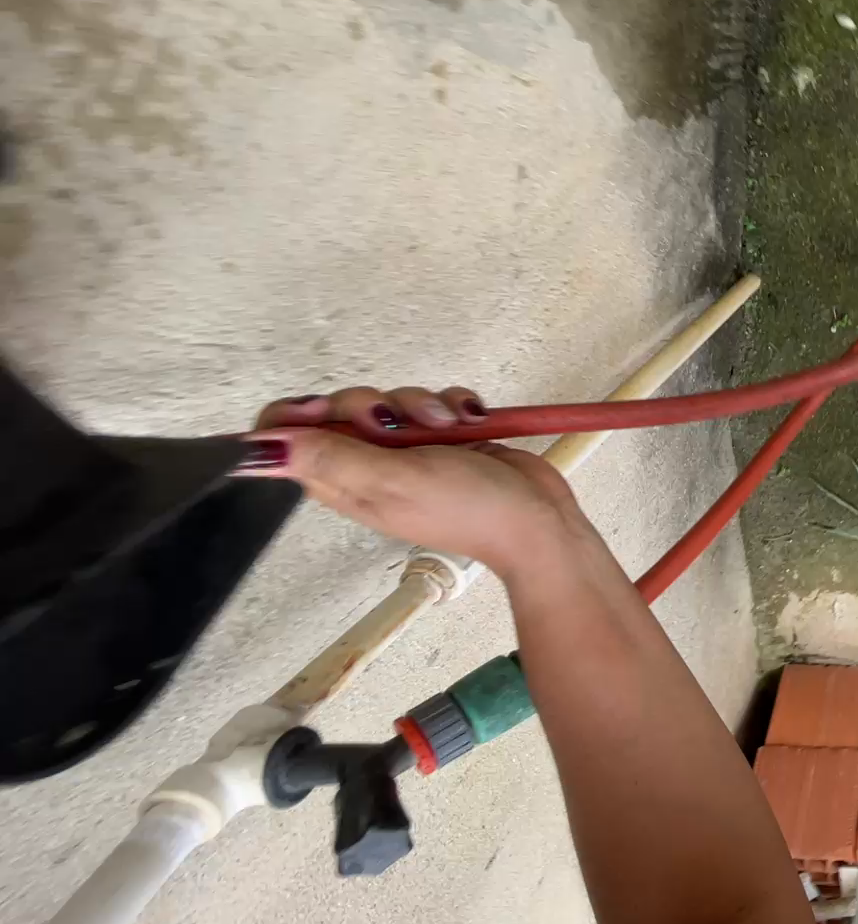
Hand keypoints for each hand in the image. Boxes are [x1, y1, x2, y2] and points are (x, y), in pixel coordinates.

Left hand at [235, 386, 588, 573]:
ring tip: (451, 425)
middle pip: (340, 409)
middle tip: (399, 424)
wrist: (537, 520)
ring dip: (423, 403)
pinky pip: (437, 403)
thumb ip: (331, 458)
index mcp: (343, 481)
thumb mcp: (395, 482)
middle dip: (372, 404)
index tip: (326, 410)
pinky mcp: (450, 439)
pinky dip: (455, 403)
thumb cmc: (469, 508)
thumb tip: (254, 450)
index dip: (296, 416)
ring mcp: (413, 451)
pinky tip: (473, 419)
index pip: (286, 439)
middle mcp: (371, 463)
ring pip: (393, 402)